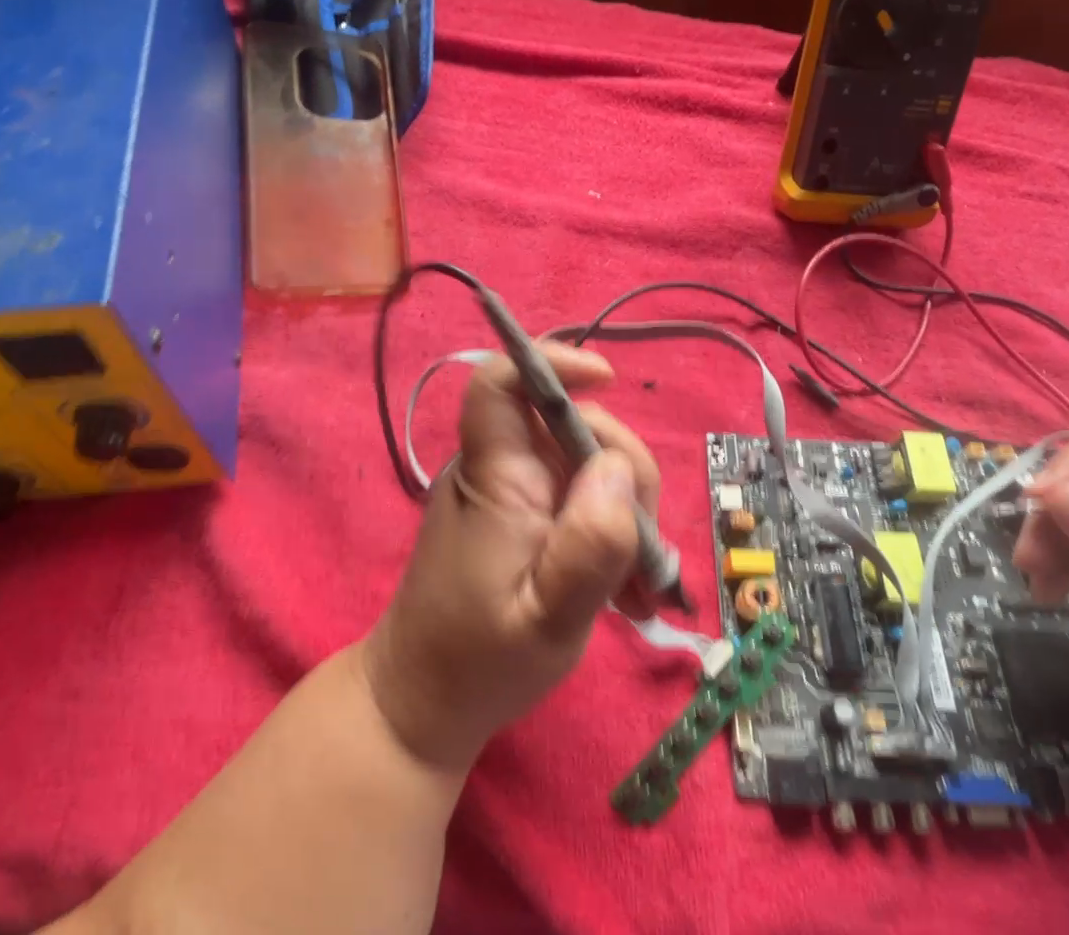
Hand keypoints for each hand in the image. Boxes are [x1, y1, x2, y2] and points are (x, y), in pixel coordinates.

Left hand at [362, 342, 659, 771]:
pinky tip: (623, 592)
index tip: (608, 382)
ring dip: (624, 516)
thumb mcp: (549, 619)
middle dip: (624, 475)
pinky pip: (575, 501)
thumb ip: (588, 547)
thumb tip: (618, 468)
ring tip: (636, 590)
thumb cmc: (478, 663)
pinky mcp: (519, 522)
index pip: (500, 385)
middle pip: (570, 427)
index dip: (551, 364)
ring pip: (584, 466)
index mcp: (495, 480)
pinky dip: (606, 536)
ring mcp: (510, 497)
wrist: (422, 703)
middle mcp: (499, 474)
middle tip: (645, 554)